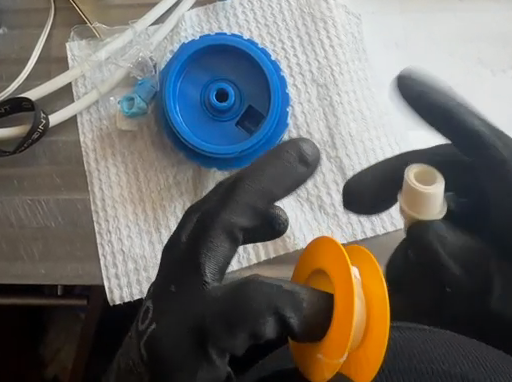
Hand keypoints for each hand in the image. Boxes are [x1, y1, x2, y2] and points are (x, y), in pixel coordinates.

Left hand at [104, 138, 334, 381]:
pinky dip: (236, 214)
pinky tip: (270, 220)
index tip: (345, 313)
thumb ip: (282, 378)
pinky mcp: (170, 285)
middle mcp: (173, 297)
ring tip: (291, 172)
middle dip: (261, 182)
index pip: (250, 302)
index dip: (303, 304)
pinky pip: (203, 233)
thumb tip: (339, 360)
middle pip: (215, 220)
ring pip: (205, 216)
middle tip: (308, 152)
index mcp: (187, 335)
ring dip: (250, 190)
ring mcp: (166, 284)